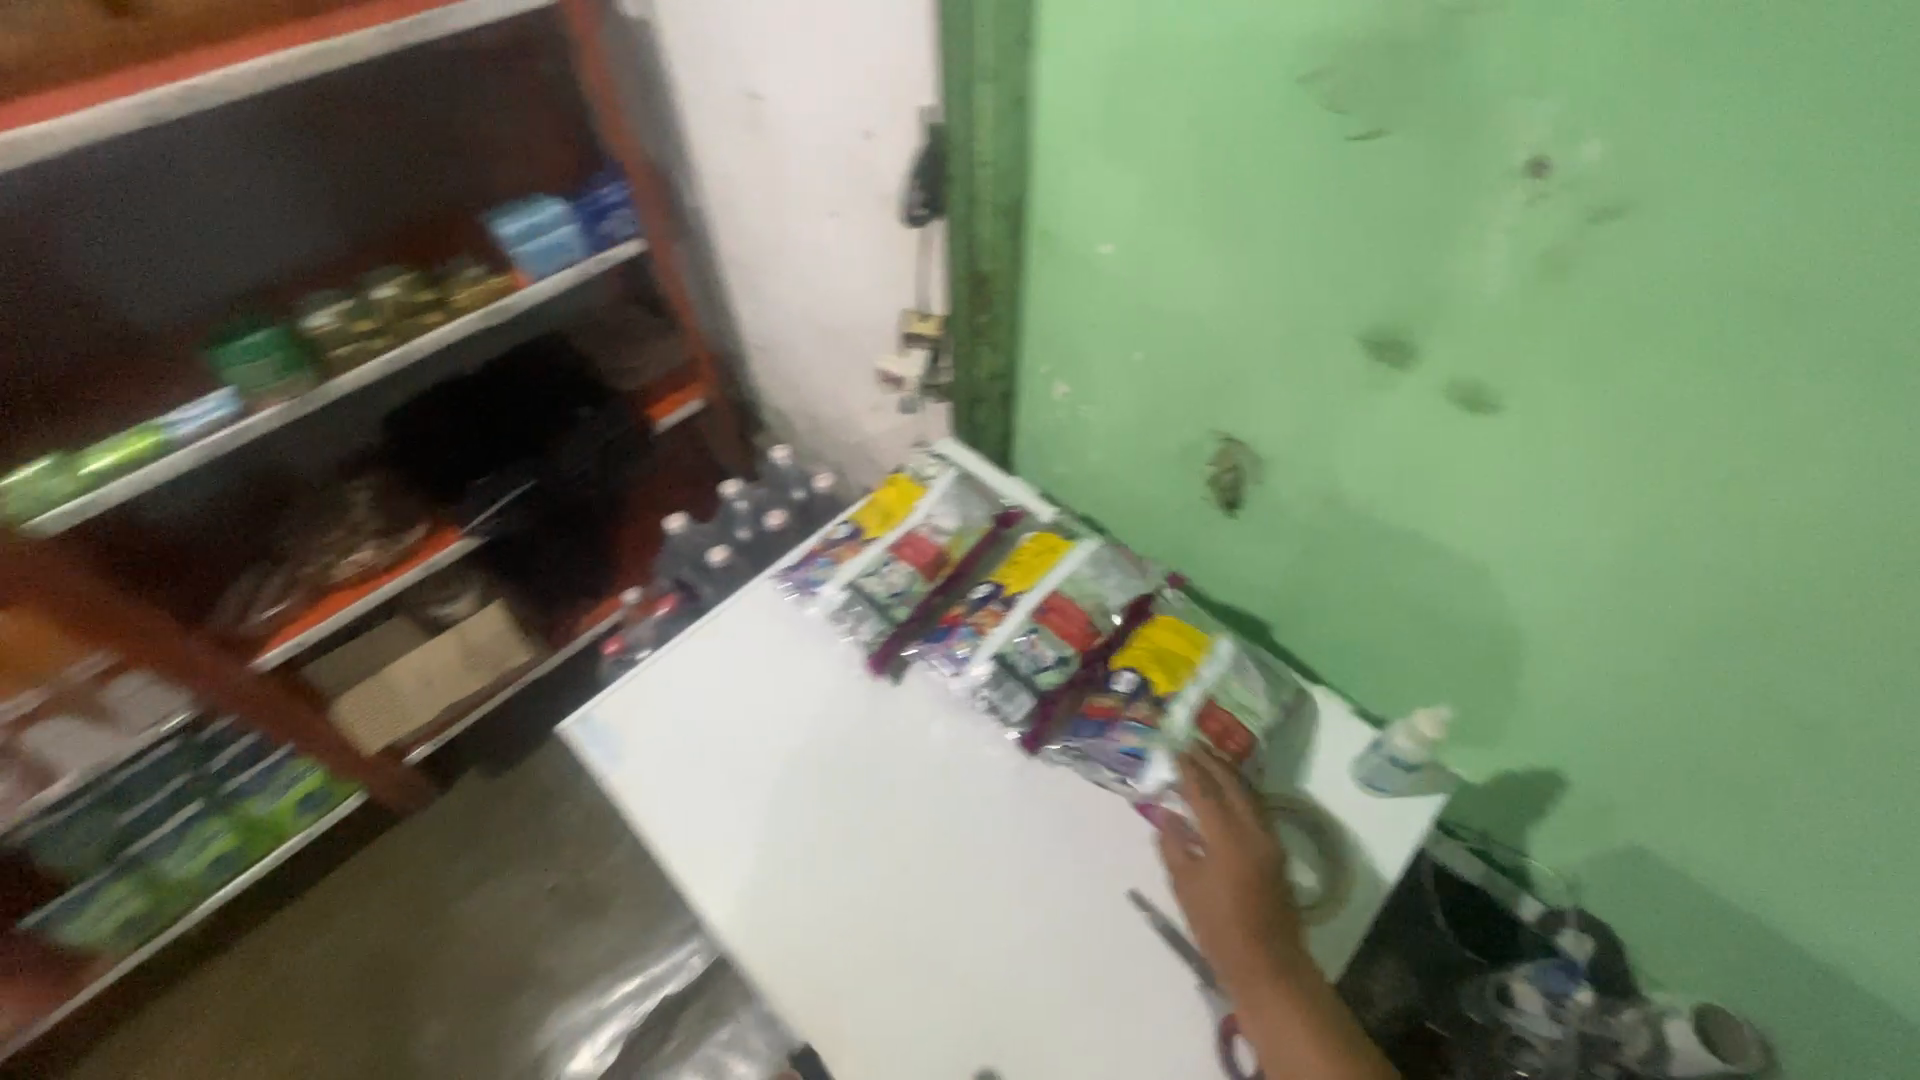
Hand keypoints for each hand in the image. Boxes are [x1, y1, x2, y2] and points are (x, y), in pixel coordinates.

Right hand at [1156, 750, 1309, 1002]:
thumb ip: (1174, 844)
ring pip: (1249, 794)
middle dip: (1212, 762)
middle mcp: (1255, 832)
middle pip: (1233, 784)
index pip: (1205, 792)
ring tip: (1207, 760)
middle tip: (1191, 745)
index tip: (1173, 749)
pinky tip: (1224, 794)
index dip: (1188, 769)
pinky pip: (1257, 809)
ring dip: (1228, 774)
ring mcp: (1271, 841)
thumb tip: (1166, 813)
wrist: (1268, 966)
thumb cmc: (1219, 930)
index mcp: (1228, 839)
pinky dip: (1239, 794)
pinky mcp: (1277, 852)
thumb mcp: (1185, 887)